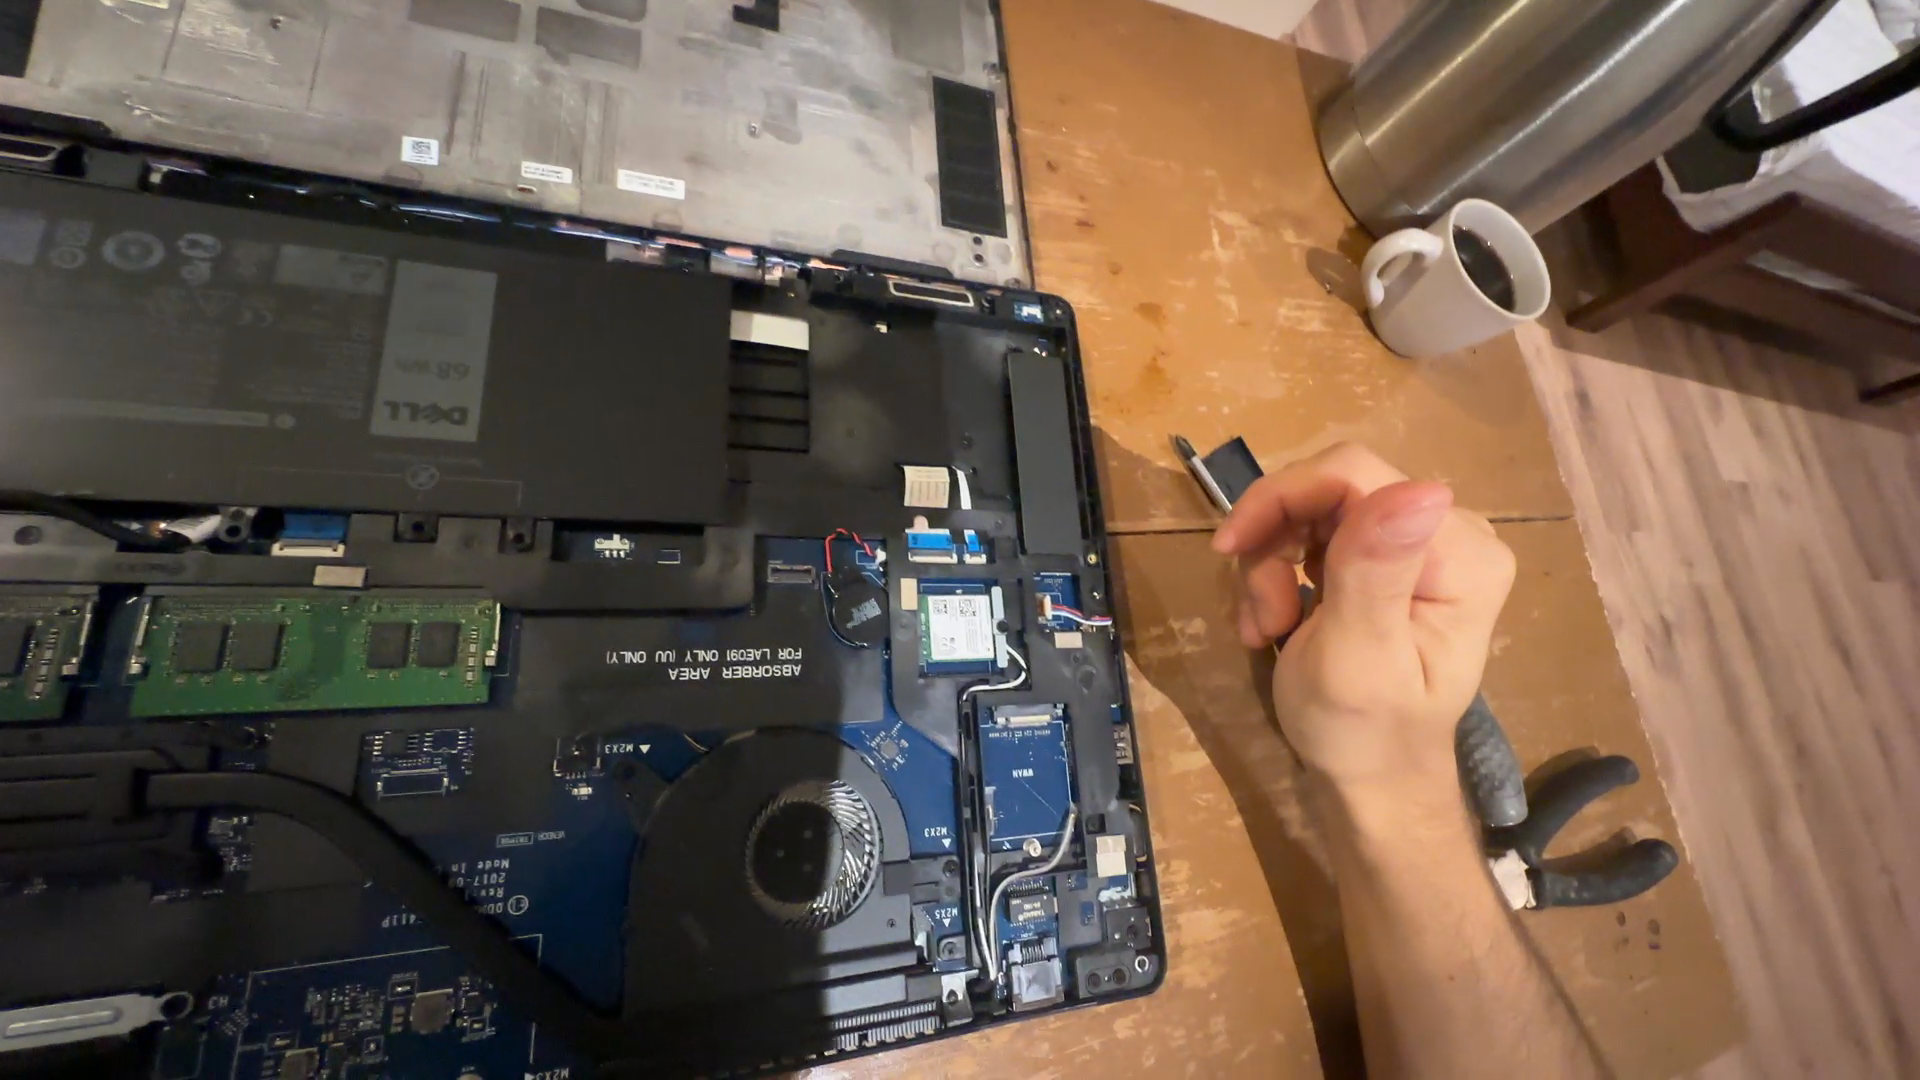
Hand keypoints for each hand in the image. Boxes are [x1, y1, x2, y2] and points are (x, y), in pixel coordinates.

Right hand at [1211, 443, 1514, 793]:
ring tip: (1265, 627)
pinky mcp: (1377, 554)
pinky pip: (1305, 532)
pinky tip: (1271, 621)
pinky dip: (1273, 572)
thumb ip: (1375, 574)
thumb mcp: (1358, 658)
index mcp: (1459, 555)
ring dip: (1267, 565)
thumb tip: (1422, 487)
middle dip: (1272, 544)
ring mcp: (1409, 541)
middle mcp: (1444, 532)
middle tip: (1259, 612)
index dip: (1279, 498)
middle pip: (1324, 488)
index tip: (1228, 547)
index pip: (1353, 476)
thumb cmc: (1362, 730)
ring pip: (1305, 508)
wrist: (1366, 773)